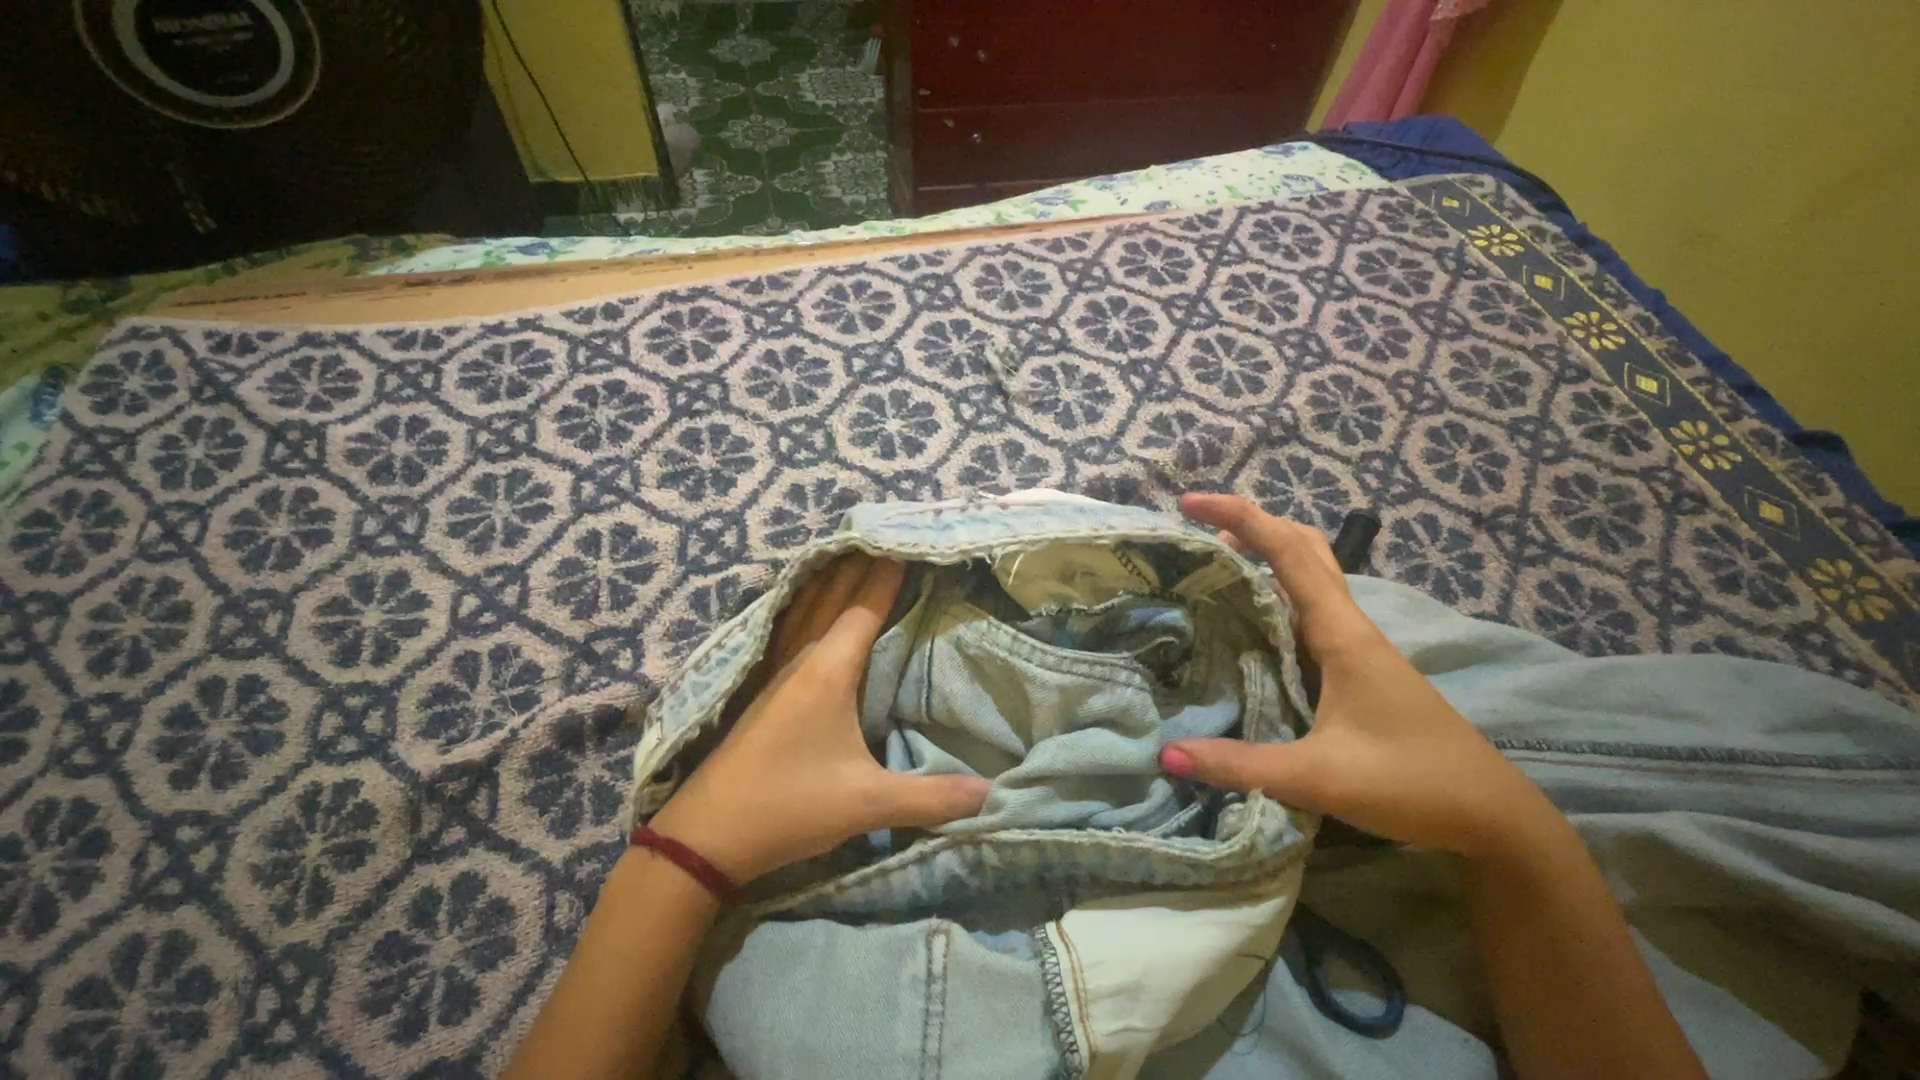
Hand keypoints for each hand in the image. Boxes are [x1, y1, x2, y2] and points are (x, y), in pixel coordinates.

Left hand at [648, 553, 990, 882]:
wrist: (706, 835)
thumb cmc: (789, 806)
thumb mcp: (867, 804)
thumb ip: (932, 796)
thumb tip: (995, 794)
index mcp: (828, 672)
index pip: (864, 608)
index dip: (887, 574)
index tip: (906, 540)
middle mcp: (801, 662)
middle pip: (833, 598)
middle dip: (860, 564)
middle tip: (882, 531)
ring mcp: (777, 674)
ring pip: (807, 610)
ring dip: (830, 580)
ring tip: (848, 553)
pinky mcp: (763, 692)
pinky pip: (790, 629)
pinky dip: (806, 606)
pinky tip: (804, 608)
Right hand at [1162, 494, 1564, 861]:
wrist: (1492, 817)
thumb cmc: (1412, 784)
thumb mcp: (1318, 778)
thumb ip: (1241, 766)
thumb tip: (1165, 753)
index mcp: (1342, 634)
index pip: (1287, 551)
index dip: (1238, 516)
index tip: (1188, 504)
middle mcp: (1349, 628)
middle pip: (1303, 548)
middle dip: (1251, 527)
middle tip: (1198, 537)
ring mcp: (1356, 648)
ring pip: (1309, 579)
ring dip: (1263, 559)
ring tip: (1211, 572)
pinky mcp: (1357, 671)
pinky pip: (1308, 614)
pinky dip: (1274, 598)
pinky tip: (1247, 629)